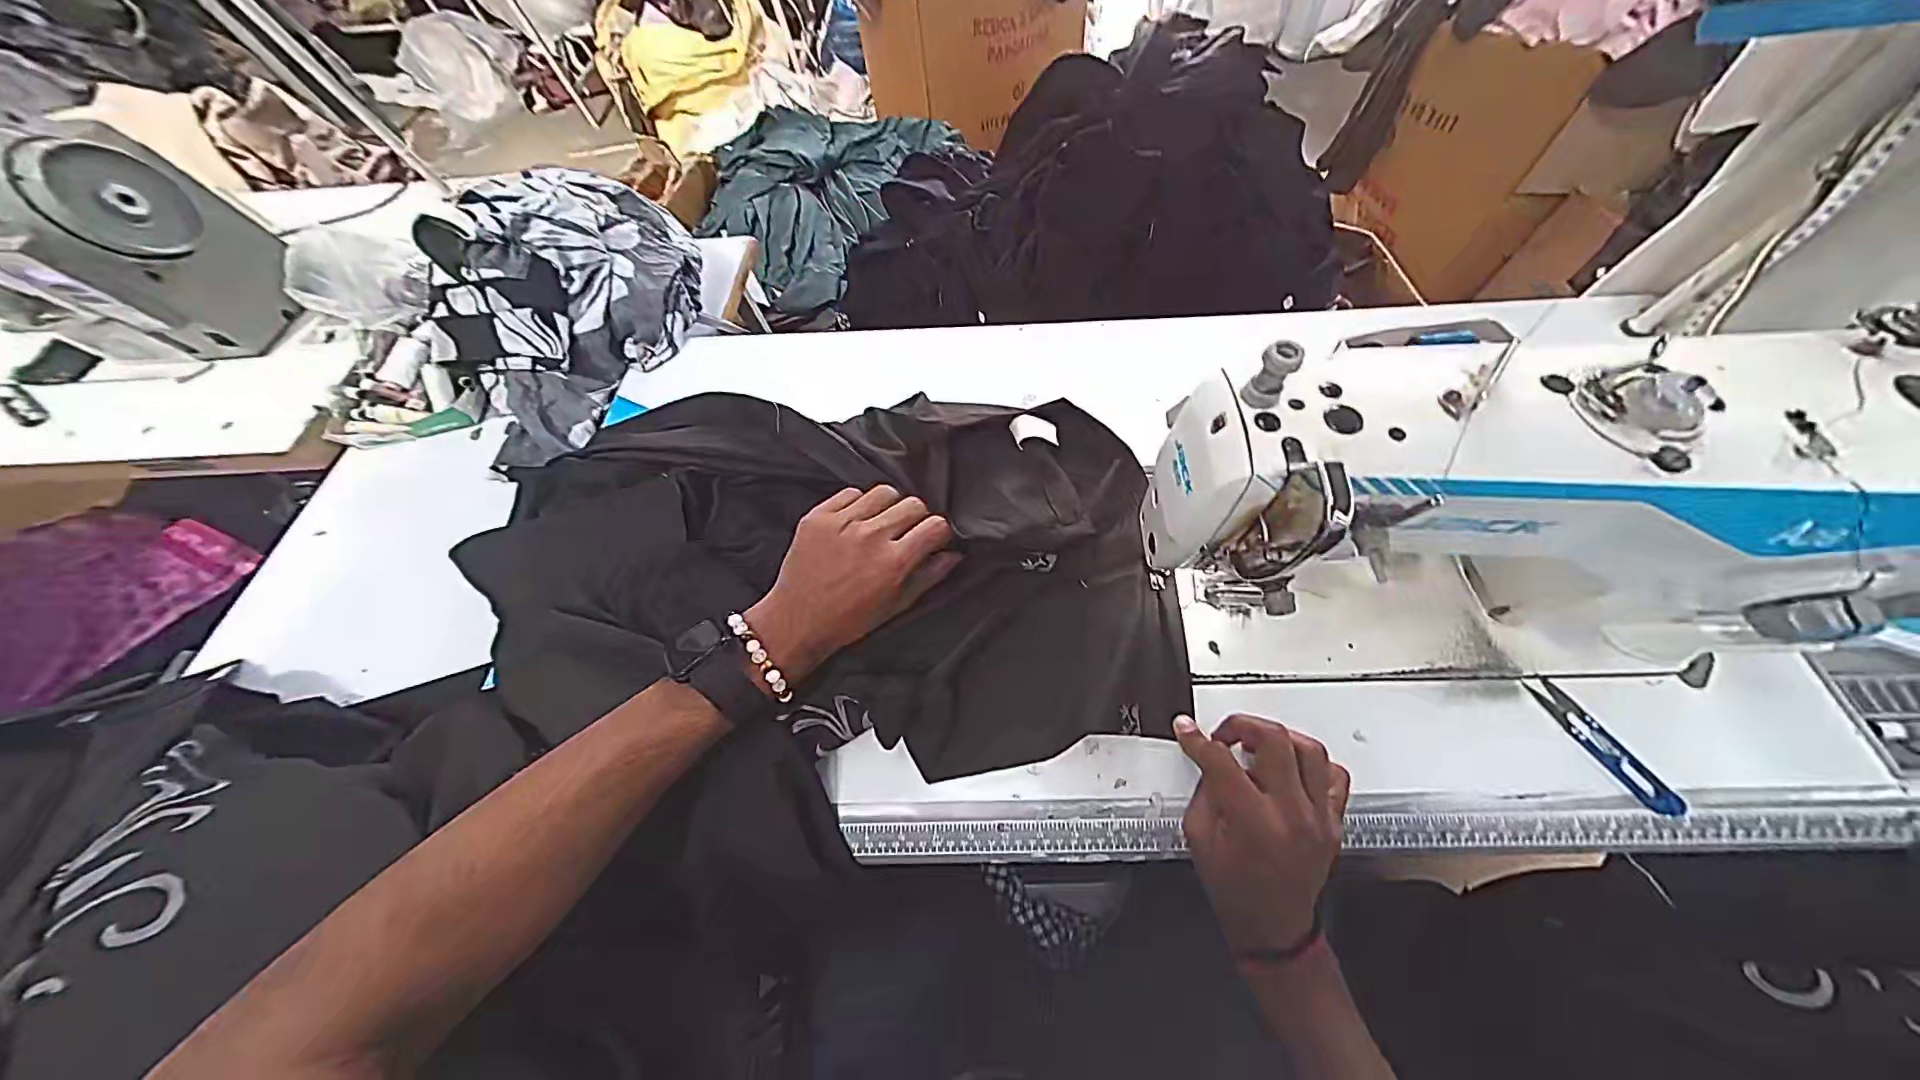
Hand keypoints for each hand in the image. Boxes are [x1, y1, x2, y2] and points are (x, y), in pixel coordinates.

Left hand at [745, 485, 962, 684]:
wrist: (797, 620)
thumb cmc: (847, 619)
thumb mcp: (896, 605)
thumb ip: (928, 576)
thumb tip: (953, 555)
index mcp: (893, 563)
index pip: (935, 526)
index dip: (939, 532)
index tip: (933, 538)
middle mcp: (870, 538)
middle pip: (913, 504)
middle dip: (917, 518)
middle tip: (906, 533)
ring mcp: (843, 524)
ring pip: (885, 492)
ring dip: (889, 506)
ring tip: (881, 524)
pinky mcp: (819, 517)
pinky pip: (851, 493)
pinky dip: (858, 504)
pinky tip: (856, 522)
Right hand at [1175, 714, 1350, 953]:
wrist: (1273, 927)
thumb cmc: (1235, 890)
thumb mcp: (1198, 837)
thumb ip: (1204, 790)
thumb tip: (1209, 758)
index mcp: (1253, 822)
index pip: (1222, 760)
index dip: (1197, 739)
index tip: (1188, 729)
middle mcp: (1292, 816)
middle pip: (1274, 740)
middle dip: (1242, 725)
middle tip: (1225, 734)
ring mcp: (1319, 818)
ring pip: (1309, 749)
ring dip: (1277, 737)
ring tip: (1257, 743)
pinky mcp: (1334, 822)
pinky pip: (1334, 774)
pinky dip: (1312, 761)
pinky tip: (1291, 765)